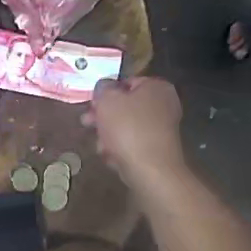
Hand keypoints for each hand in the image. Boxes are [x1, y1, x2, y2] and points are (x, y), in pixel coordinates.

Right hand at [84, 77, 184, 192]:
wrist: (149, 168)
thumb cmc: (128, 128)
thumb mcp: (107, 100)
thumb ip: (103, 88)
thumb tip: (104, 86)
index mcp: (156, 87)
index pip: (126, 82)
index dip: (105, 93)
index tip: (91, 104)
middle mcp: (163, 104)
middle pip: (124, 106)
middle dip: (103, 116)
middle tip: (87, 122)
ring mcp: (161, 127)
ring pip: (125, 125)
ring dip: (107, 134)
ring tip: (99, 144)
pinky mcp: (156, 147)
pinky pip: (132, 142)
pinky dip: (119, 147)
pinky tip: (110, 155)